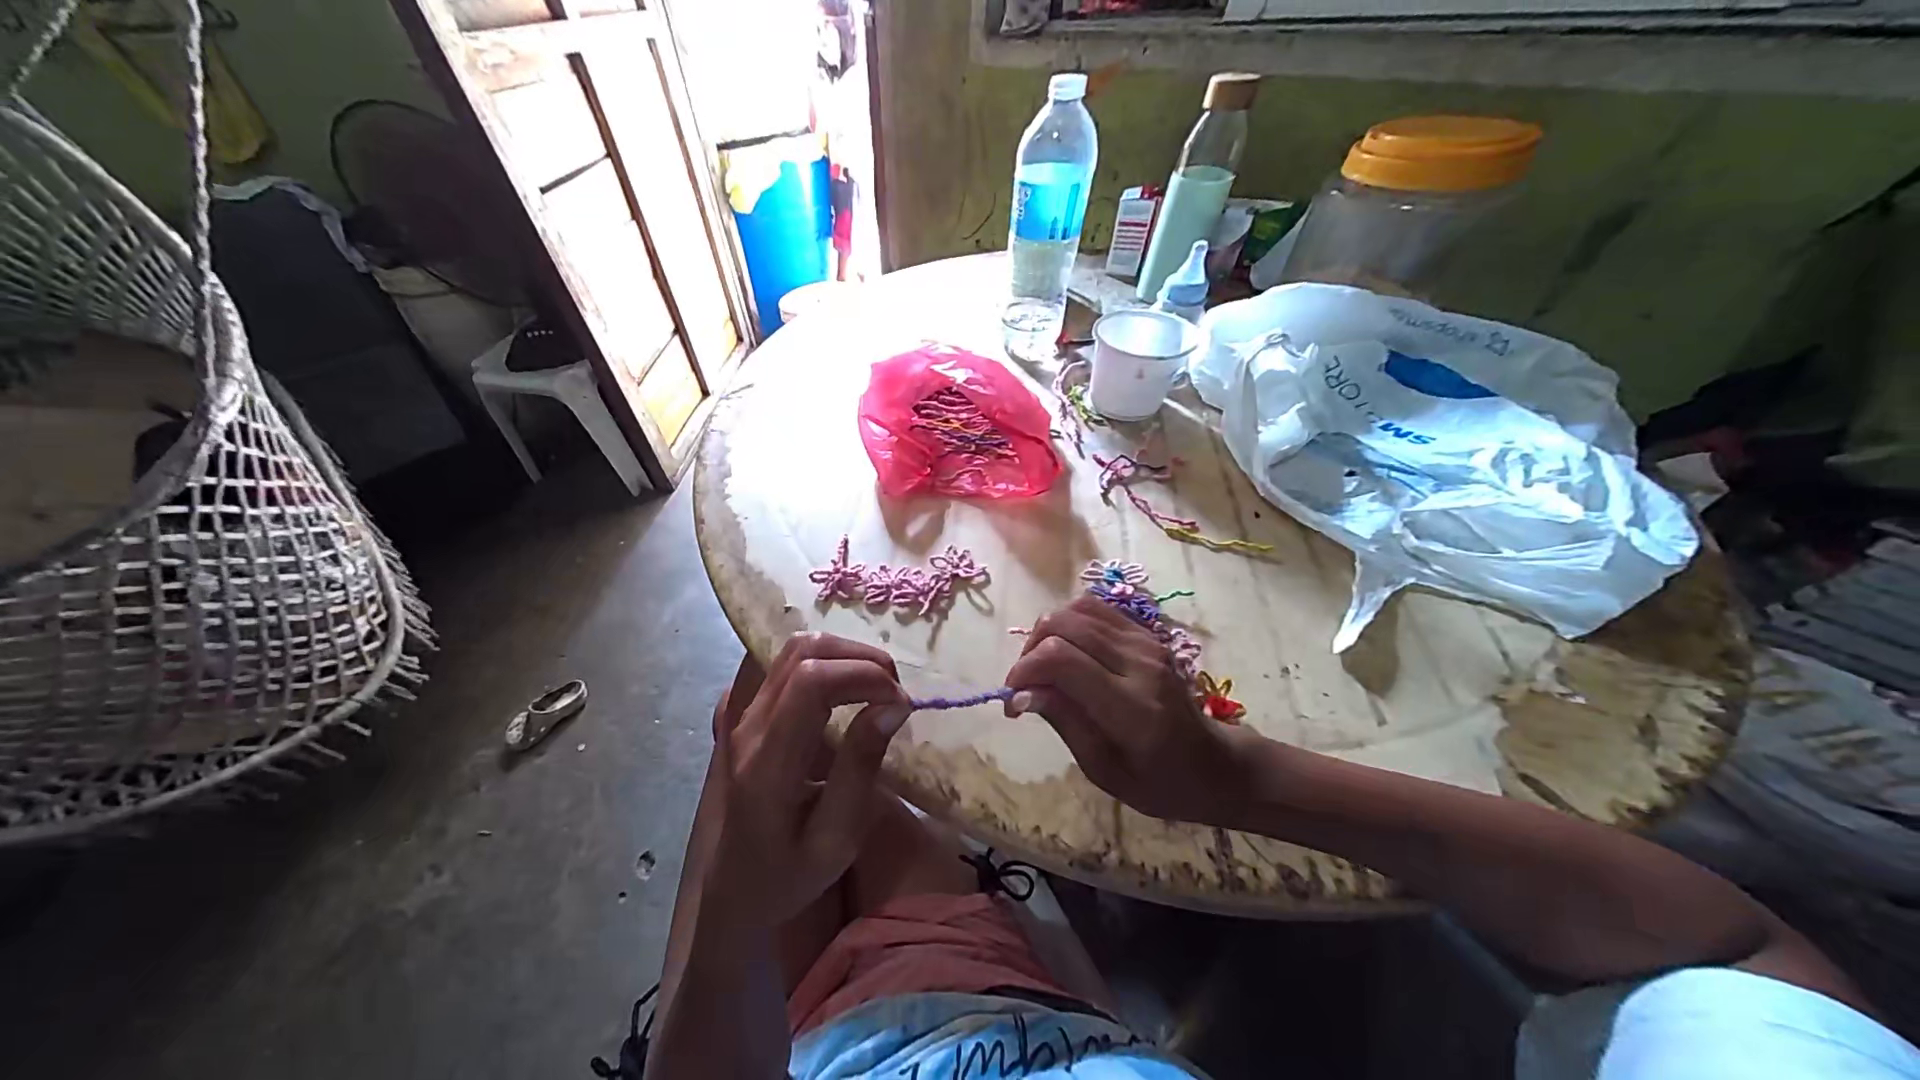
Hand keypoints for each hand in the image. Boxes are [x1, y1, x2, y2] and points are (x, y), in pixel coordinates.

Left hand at [709, 632, 910, 925]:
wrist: (732, 894)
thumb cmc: (788, 876)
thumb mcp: (836, 839)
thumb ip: (860, 768)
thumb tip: (892, 705)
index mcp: (767, 762)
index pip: (812, 682)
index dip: (864, 675)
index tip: (899, 703)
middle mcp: (747, 727)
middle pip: (802, 652)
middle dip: (860, 658)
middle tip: (893, 691)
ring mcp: (739, 716)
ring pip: (791, 649)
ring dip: (842, 654)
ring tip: (874, 685)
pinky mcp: (742, 714)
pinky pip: (779, 664)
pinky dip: (819, 660)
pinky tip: (840, 685)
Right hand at [1004, 594, 1253, 823]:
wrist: (1214, 764)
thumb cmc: (1160, 783)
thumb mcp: (1105, 770)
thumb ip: (1064, 722)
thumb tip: (1022, 692)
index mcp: (1131, 707)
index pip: (1061, 659)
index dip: (1024, 670)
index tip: (1013, 699)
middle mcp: (1139, 664)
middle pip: (1063, 625)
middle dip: (1030, 650)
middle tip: (1026, 684)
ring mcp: (1147, 642)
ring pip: (1077, 608)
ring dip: (1047, 632)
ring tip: (1043, 666)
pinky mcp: (1147, 634)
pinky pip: (1096, 609)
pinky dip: (1070, 623)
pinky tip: (1067, 651)